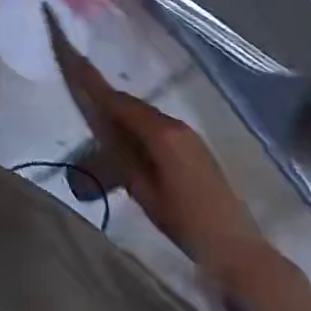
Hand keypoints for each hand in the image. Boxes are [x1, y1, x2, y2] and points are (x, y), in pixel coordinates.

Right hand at [97, 89, 254, 267]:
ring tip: (101, 126)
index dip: (94, 83)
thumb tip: (100, 129)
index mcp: (161, 133)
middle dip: (107, 101)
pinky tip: (130, 142)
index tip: (73, 63)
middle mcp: (175, 125)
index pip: (120, 102)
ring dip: (123, 115)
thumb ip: (121, 156)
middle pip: (133, 105)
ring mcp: (188, 135)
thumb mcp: (143, 192)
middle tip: (81, 99)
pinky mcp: (195, 147)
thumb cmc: (185, 222)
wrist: (237, 247)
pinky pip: (159, 125)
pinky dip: (139, 126)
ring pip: (146, 115)